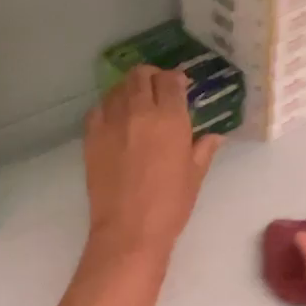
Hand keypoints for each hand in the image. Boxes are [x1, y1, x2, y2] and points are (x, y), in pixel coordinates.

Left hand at [83, 65, 220, 259]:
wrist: (129, 230)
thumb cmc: (169, 206)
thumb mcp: (194, 177)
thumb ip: (203, 150)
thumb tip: (214, 136)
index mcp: (170, 119)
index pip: (171, 81)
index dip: (176, 80)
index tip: (179, 87)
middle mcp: (139, 111)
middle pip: (141, 75)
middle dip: (151, 77)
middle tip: (156, 90)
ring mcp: (111, 122)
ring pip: (117, 88)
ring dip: (129, 89)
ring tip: (135, 103)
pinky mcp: (91, 136)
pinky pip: (98, 108)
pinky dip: (108, 107)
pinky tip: (115, 120)